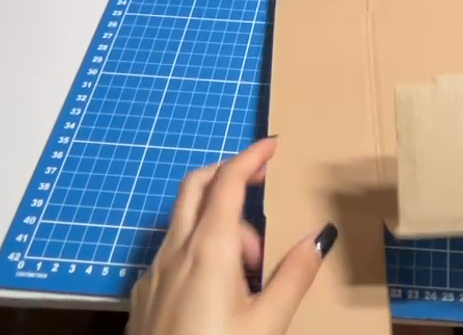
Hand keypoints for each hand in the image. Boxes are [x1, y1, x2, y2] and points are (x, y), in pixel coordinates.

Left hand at [129, 138, 334, 334]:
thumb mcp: (268, 325)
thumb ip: (294, 275)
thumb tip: (319, 235)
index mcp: (210, 247)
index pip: (229, 180)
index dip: (252, 156)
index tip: (274, 145)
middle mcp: (177, 248)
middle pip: (197, 184)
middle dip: (229, 173)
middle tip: (262, 185)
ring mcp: (154, 272)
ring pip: (184, 220)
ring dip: (218, 219)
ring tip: (251, 264)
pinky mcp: (143, 297)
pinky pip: (173, 250)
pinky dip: (198, 245)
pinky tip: (218, 288)